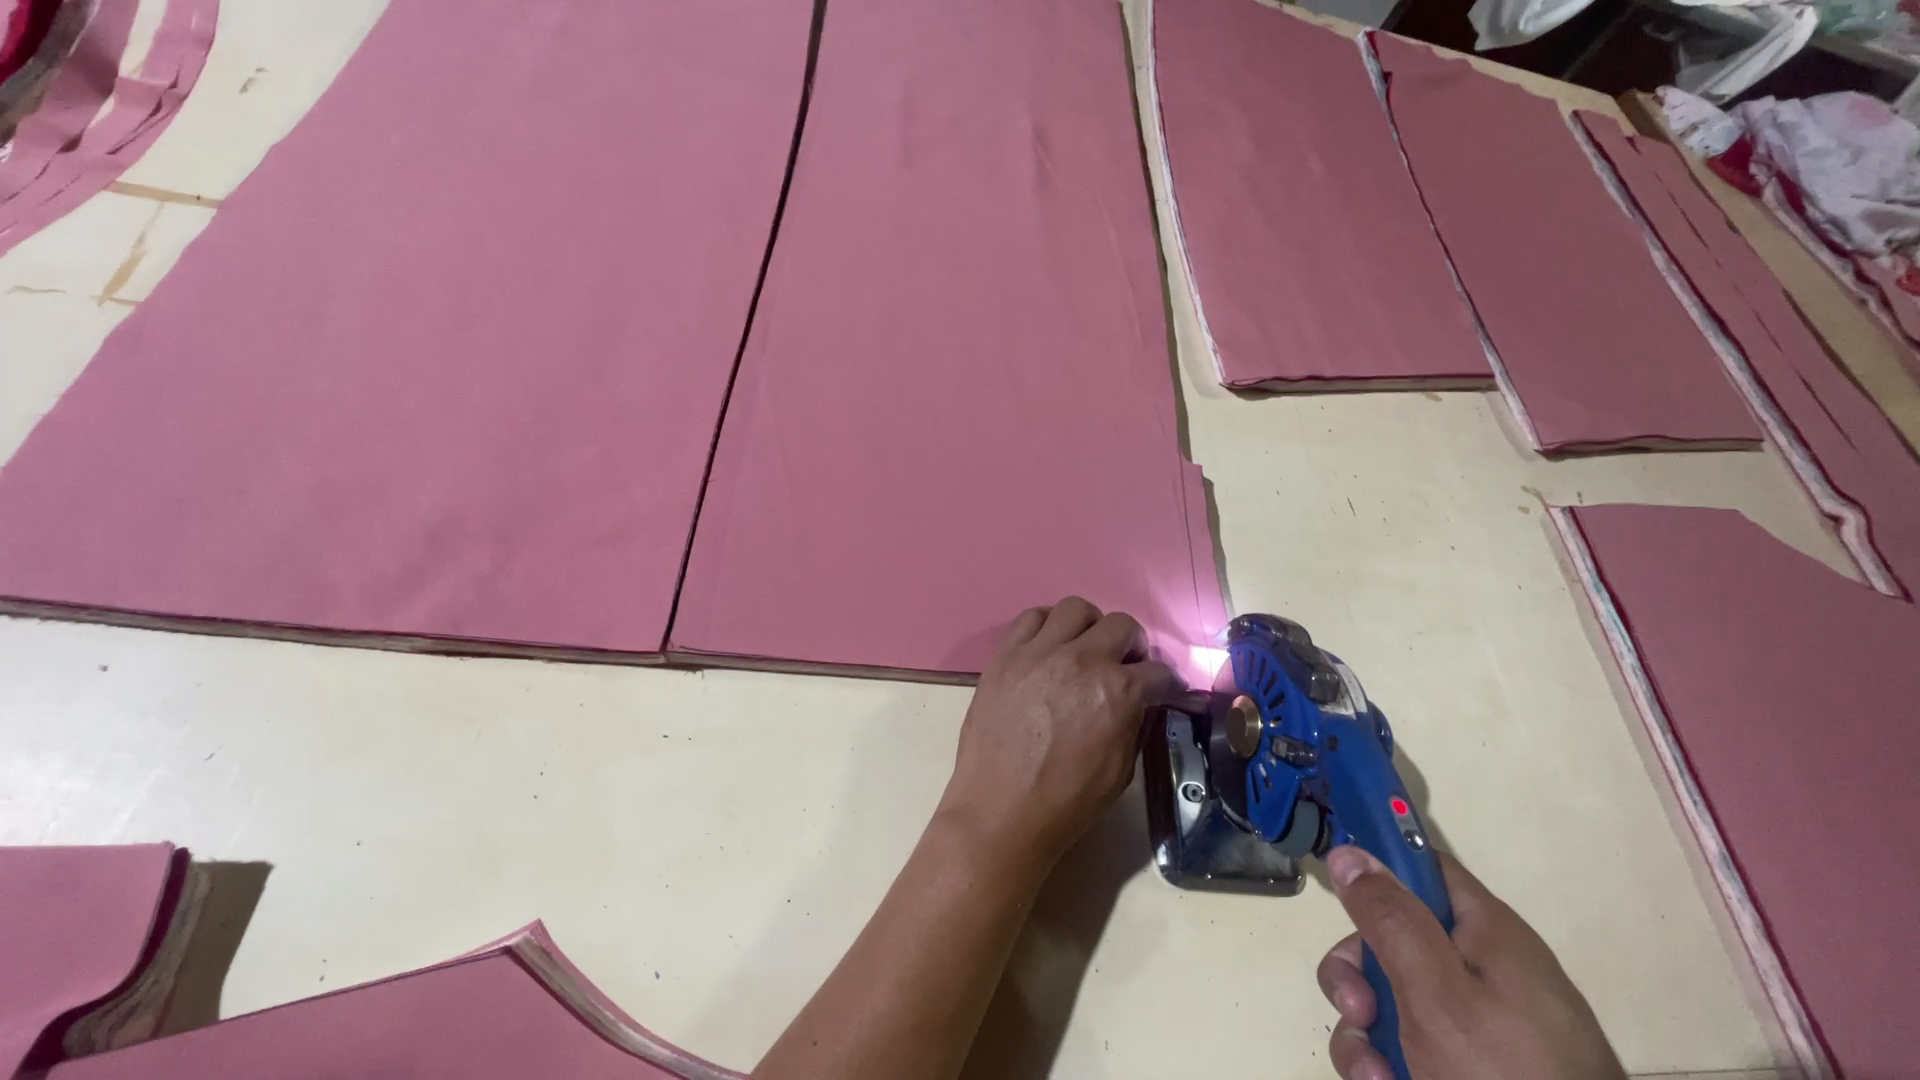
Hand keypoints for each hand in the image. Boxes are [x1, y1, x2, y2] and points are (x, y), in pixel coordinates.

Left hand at [937, 597, 1175, 868]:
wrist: (1001, 811)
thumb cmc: (1067, 801)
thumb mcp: (1122, 770)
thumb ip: (1134, 724)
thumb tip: (1141, 702)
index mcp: (1118, 691)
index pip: (1158, 672)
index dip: (1165, 684)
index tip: (1162, 690)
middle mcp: (1081, 660)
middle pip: (1122, 626)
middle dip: (1133, 646)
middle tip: (1125, 666)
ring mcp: (1039, 652)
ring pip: (1076, 609)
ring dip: (1090, 626)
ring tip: (1084, 649)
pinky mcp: (1005, 655)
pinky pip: (1030, 618)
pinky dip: (1047, 626)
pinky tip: (1049, 647)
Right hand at [1317, 847, 1626, 1079]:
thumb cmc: (1506, 1074)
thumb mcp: (1436, 992)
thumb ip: (1390, 920)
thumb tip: (1348, 854)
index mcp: (1486, 932)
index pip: (1421, 867)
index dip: (1376, 868)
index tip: (1337, 892)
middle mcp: (1481, 968)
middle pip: (1392, 940)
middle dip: (1356, 976)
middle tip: (1356, 1011)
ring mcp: (1478, 1022)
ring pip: (1390, 1000)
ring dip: (1363, 1033)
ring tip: (1373, 1075)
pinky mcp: (1470, 1065)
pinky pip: (1409, 1044)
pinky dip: (1387, 1063)